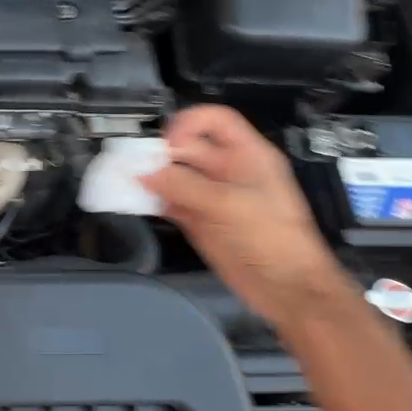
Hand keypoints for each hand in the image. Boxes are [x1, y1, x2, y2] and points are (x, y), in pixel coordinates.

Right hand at [143, 106, 349, 330]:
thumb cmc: (270, 238)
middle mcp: (227, 170)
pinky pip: (170, 202)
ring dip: (150, 177)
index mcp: (247, 155)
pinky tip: (133, 202)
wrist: (288, 289)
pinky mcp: (199, 221)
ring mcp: (211, 196)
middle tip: (131, 164)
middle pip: (187, 148)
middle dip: (159, 153)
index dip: (189, 123)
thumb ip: (183, 185)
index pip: (215, 121)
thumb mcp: (227, 205)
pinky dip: (152, 201)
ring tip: (123, 181)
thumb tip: (142, 172)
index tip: (167, 143)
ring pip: (174, 176)